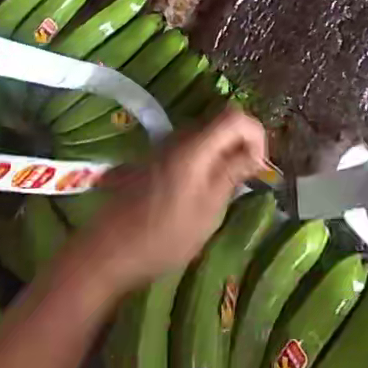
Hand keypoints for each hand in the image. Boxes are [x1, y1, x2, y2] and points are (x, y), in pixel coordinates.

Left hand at [72, 106, 269, 294]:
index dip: (256, 134)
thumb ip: (232, 173)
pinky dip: (208, 159)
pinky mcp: (155, 161)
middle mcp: (179, 138)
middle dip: (243, 141)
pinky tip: (207, 189)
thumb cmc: (164, 235)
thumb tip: (254, 153)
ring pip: (207, 134)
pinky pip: (191, 147)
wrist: (108, 252)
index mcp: (195, 146)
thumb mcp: (209, 208)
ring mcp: (164, 148)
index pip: (236, 116)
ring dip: (225, 151)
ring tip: (231, 185)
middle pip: (221, 120)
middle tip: (250, 175)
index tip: (260, 166)